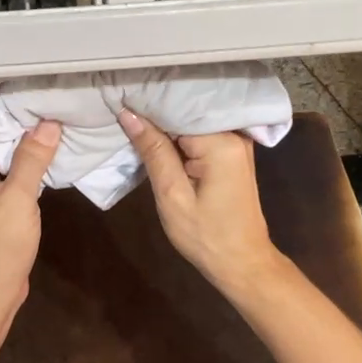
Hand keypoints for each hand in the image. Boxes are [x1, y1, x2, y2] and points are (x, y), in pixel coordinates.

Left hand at [0, 120, 61, 329]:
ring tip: (62, 132)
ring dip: (29, 155)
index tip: (48, 102)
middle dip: (27, 134)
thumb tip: (48, 123)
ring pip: (4, 163)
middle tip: (62, 114)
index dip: (18, 116)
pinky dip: (26, 175)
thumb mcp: (18, 201)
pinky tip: (51, 165)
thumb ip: (32, 160)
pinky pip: (6, 182)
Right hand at [119, 108, 281, 292]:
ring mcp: (236, 143)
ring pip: (192, 124)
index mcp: (222, 142)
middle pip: (187, 113)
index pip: (178, 111)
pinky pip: (200, 136)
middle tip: (122, 105)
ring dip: (165, 124)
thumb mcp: (172, 194)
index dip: (148, 106)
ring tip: (132, 116)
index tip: (120, 99)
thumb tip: (129, 115)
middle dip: (156, 112)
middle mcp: (234, 134)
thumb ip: (153, 151)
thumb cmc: (206, 235)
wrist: (242, 263)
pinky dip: (178, 137)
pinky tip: (156, 136)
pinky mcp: (231, 154)